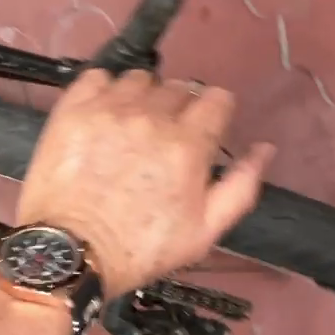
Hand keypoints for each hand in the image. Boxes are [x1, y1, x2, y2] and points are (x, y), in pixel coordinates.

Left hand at [17, 69, 275, 294]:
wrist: (70, 256)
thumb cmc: (139, 252)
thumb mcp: (203, 233)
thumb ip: (240, 187)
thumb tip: (264, 148)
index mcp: (189, 144)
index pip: (217, 99)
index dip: (213, 117)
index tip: (201, 136)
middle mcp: (151, 116)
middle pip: (179, 90)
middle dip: (178, 112)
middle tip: (161, 146)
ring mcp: (109, 110)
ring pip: (140, 81)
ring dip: (142, 99)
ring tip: (130, 132)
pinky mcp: (73, 111)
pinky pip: (98, 78)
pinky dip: (105, 92)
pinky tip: (103, 119)